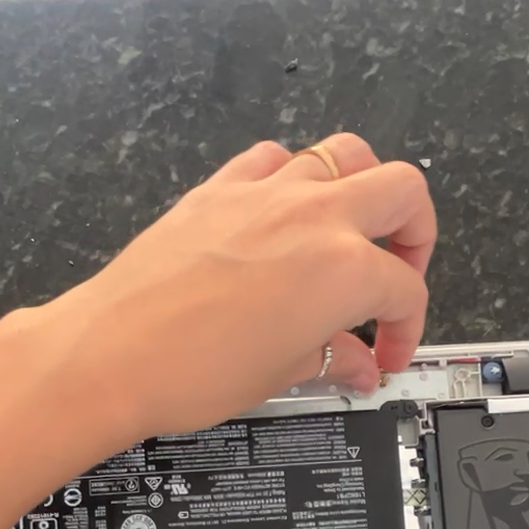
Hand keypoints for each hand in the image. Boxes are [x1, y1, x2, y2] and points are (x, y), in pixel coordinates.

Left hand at [0, 133, 435, 438]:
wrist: (112, 353)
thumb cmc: (193, 370)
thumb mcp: (281, 374)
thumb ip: (333, 358)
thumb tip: (358, 366)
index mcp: (344, 270)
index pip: (405, 290)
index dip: (407, 330)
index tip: (387, 355)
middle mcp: (315, 216)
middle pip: (402, 192)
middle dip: (416, 235)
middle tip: (398, 276)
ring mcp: (267, 193)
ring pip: (344, 154)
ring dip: (363, 189)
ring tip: (352, 232)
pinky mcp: (220, 189)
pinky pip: (274, 159)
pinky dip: (293, 177)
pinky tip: (284, 214)